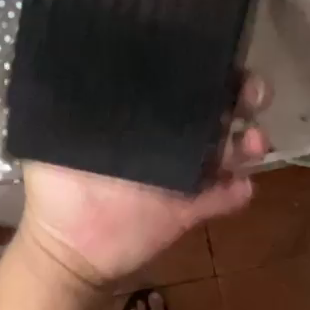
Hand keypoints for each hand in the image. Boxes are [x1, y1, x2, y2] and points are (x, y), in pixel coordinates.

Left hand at [18, 78, 270, 291]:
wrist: (67, 253)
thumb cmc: (58, 191)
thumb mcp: (56, 139)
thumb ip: (74, 106)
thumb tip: (86, 61)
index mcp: (141, 116)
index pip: (180, 80)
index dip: (206, 66)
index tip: (223, 56)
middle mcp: (168, 138)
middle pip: (216, 108)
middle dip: (242, 97)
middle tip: (253, 94)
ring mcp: (185, 174)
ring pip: (229, 149)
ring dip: (248, 142)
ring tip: (252, 143)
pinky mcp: (193, 209)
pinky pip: (226, 196)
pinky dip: (238, 190)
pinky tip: (239, 185)